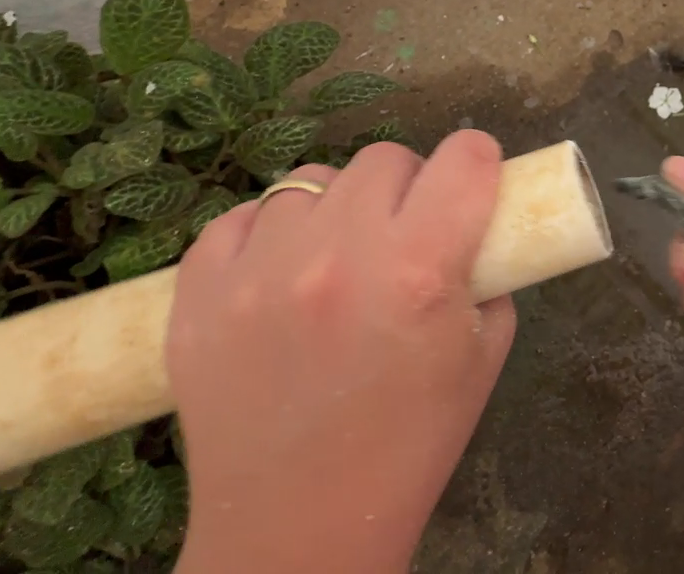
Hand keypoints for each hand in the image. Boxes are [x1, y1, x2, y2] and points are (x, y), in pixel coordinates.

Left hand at [167, 131, 516, 573]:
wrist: (301, 526)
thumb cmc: (415, 439)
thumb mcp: (486, 351)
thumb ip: (485, 275)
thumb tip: (472, 231)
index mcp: (422, 269)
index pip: (464, 157)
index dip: (480, 160)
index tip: (477, 180)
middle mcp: (341, 256)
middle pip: (385, 159)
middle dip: (411, 183)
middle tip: (410, 228)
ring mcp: (259, 274)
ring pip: (311, 181)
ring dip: (340, 206)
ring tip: (342, 255)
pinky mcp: (197, 297)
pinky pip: (240, 219)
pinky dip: (270, 233)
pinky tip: (284, 272)